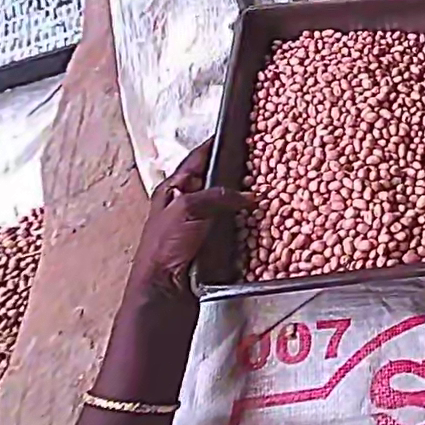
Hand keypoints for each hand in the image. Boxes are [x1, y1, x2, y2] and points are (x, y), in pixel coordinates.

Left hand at [125, 140, 251, 304]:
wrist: (163, 292)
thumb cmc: (165, 247)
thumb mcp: (189, 209)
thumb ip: (218, 196)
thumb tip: (248, 196)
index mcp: (173, 189)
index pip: (198, 158)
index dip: (214, 144)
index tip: (232, 132)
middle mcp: (185, 203)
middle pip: (214, 180)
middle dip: (234, 172)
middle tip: (257, 161)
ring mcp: (197, 224)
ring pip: (225, 203)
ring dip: (240, 199)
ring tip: (262, 188)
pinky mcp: (207, 242)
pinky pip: (230, 224)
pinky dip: (242, 220)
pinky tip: (255, 219)